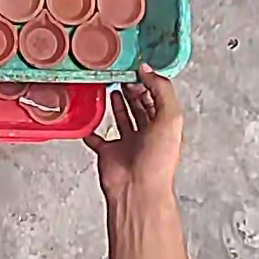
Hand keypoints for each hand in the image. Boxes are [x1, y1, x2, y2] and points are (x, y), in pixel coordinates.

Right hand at [85, 64, 182, 199]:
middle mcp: (147, 134)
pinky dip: (91, 131)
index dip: (148, 84)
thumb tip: (147, 70)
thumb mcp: (170, 117)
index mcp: (163, 126)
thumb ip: (161, 90)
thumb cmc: (157, 158)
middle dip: (132, 92)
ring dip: (116, 105)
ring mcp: (127, 143)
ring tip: (110, 89)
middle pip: (139, 107)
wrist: (137, 188)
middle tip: (121, 76)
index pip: (157, 99)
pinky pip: (98, 139)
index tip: (136, 70)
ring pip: (122, 119)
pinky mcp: (108, 153)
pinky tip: (89, 121)